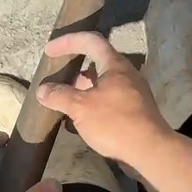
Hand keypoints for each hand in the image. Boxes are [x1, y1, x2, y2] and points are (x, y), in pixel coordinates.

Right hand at [35, 32, 176, 162]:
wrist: (150, 151)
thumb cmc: (115, 123)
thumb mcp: (81, 108)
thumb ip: (60, 95)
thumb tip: (42, 90)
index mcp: (115, 65)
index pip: (91, 41)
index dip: (68, 41)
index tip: (48, 51)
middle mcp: (126, 74)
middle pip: (97, 61)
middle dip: (73, 67)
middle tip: (55, 75)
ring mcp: (132, 92)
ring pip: (102, 82)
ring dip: (81, 87)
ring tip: (62, 99)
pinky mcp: (134, 110)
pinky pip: (108, 98)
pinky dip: (91, 102)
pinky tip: (80, 117)